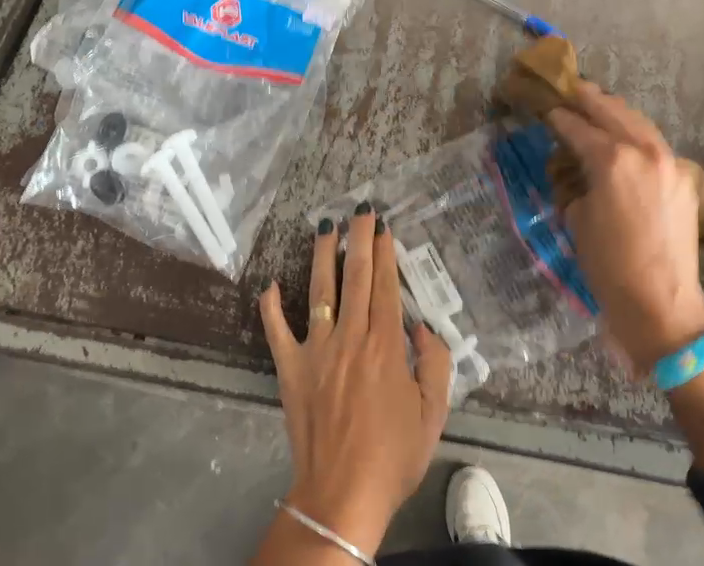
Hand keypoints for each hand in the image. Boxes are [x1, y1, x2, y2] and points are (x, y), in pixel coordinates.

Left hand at [256, 204, 452, 558]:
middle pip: (355, 277)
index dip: (385, 252)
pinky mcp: (290, 369)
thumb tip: (421, 326)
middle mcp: (350, 337)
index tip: (383, 226)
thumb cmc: (394, 455)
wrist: (343, 493)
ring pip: (319, 291)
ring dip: (321, 256)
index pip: (386, 285)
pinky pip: (277, 331)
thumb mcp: (433, 412)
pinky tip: (270, 284)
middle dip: (357, 239)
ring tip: (324, 227)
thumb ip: (434, 363)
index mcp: (386, 345)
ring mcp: (316, 350)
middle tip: (359, 210)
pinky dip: (271, 306)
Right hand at [548, 83, 703, 368]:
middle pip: (614, 113)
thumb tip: (580, 174)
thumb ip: (578, 185)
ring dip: (617, 112)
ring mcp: (670, 164)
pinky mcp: (683, 181)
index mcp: (613, 159)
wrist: (661, 302)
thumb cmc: (608, 265)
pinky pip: (656, 146)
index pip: (580, 128)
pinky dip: (637, 135)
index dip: (560, 118)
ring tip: (599, 103)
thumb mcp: (578, 220)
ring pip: (640, 123)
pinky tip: (626, 136)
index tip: (548, 108)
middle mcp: (644, 151)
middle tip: (572, 88)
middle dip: (591, 99)